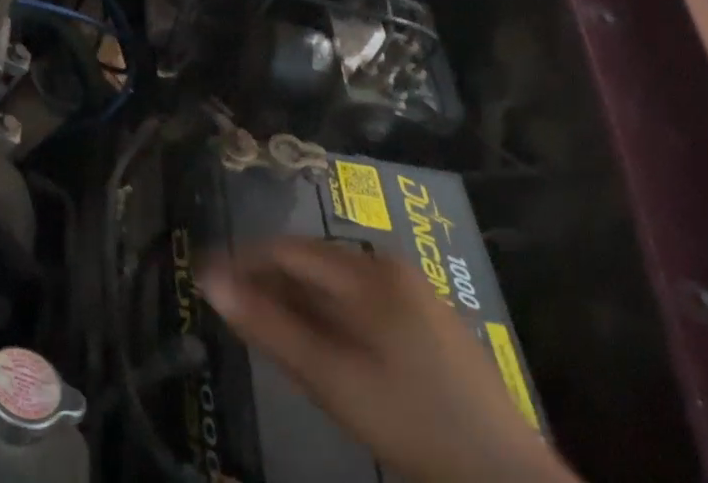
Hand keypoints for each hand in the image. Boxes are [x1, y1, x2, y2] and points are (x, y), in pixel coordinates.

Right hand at [201, 238, 577, 482]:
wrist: (505, 476)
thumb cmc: (408, 419)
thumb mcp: (327, 375)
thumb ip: (265, 324)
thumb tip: (207, 280)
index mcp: (369, 273)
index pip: (284, 249)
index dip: (238, 262)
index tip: (203, 282)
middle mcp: (392, 271)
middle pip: (310, 263)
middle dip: (267, 285)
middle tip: (234, 316)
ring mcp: (414, 296)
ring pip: (333, 286)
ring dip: (295, 304)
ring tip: (269, 336)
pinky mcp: (426, 324)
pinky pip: (359, 304)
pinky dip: (327, 318)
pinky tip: (318, 351)